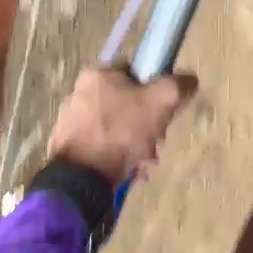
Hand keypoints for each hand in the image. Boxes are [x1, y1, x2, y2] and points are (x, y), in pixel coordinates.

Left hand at [47, 67, 198, 185]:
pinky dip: (114, 157)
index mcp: (96, 75)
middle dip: (145, 122)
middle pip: (125, 102)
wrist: (81, 180)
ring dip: (132, 142)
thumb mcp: (162, 99)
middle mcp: (76, 95)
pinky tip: (127, 170)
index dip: (152, 87)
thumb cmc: (121, 131)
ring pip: (113, 128)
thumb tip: (188, 81)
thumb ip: (180, 84)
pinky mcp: (64, 152)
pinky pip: (98, 148)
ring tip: (143, 160)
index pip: (133, 71)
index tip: (162, 108)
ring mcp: (66, 126)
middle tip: (156, 139)